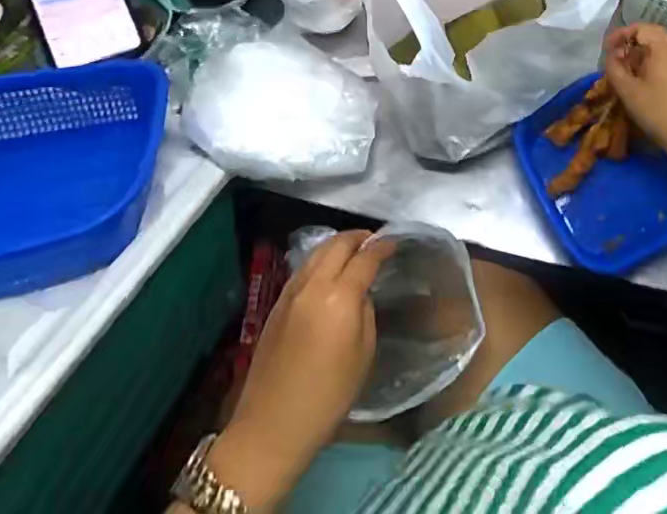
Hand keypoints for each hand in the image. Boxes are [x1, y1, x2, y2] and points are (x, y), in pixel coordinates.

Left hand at [209, 231, 393, 507]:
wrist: (271, 428)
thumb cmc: (328, 395)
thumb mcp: (364, 353)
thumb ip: (365, 312)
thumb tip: (360, 294)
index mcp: (339, 297)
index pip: (365, 257)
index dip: (383, 246)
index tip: (395, 242)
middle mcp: (313, 286)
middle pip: (337, 244)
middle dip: (359, 237)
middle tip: (375, 242)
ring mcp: (290, 294)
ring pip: (316, 252)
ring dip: (337, 245)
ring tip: (353, 252)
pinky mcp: (275, 306)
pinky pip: (302, 269)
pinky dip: (320, 260)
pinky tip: (328, 272)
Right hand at [603, 24, 666, 155]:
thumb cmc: (657, 111)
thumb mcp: (628, 90)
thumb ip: (614, 68)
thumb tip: (611, 55)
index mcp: (664, 48)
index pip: (641, 28)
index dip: (621, 34)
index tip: (607, 48)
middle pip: (652, 35)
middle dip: (631, 43)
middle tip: (616, 57)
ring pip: (661, 47)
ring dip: (642, 53)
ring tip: (626, 70)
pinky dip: (653, 62)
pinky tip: (643, 80)